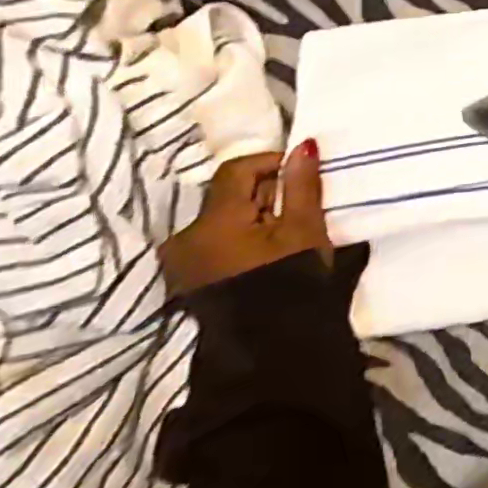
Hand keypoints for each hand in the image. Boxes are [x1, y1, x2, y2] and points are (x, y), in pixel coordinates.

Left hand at [158, 141, 330, 296]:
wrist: (271, 342)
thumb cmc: (290, 278)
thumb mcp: (305, 228)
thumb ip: (302, 185)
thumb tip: (303, 146)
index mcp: (212, 221)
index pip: (236, 169)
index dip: (271, 162)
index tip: (303, 171)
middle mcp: (185, 236)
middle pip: (229, 196)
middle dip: (268, 193)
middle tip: (304, 207)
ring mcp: (182, 260)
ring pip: (225, 219)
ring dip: (257, 216)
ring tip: (290, 232)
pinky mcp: (188, 278)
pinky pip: (217, 242)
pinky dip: (244, 237)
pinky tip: (270, 252)